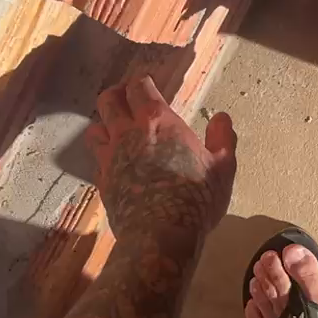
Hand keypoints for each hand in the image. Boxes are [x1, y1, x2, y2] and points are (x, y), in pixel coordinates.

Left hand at [85, 76, 236, 247]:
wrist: (160, 236)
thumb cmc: (196, 197)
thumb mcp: (222, 167)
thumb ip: (222, 138)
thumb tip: (222, 118)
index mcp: (158, 121)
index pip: (139, 87)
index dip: (142, 82)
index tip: (149, 83)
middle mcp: (127, 133)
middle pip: (108, 100)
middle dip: (117, 94)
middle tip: (128, 99)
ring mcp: (110, 158)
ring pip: (95, 128)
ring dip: (105, 124)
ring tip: (117, 131)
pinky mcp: (102, 182)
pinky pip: (97, 160)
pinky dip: (105, 156)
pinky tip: (116, 165)